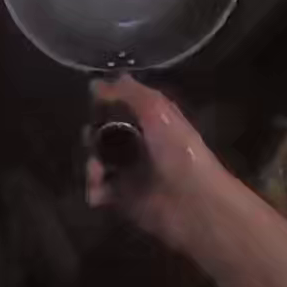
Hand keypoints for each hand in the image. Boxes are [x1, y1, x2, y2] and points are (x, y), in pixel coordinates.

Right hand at [86, 76, 228, 249]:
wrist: (195, 203)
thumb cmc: (178, 149)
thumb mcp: (155, 108)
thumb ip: (126, 92)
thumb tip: (95, 83)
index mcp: (148, 118)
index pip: (118, 104)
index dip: (103, 103)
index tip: (92, 103)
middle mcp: (138, 141)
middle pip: (103, 132)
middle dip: (92, 135)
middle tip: (92, 140)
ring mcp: (130, 171)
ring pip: (98, 160)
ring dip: (91, 164)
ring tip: (97, 172)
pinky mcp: (124, 199)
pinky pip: (99, 190)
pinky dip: (94, 189)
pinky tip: (99, 191)